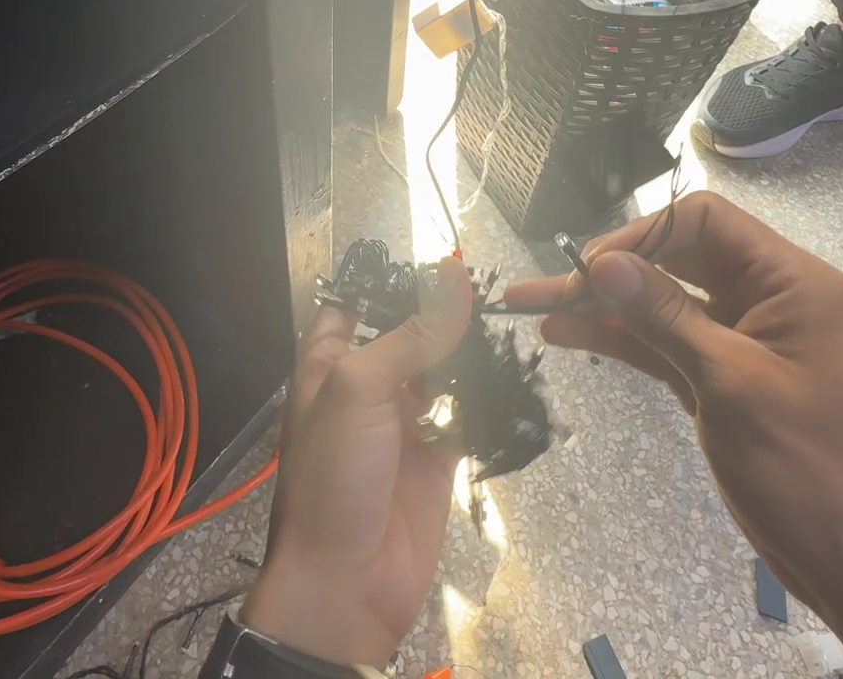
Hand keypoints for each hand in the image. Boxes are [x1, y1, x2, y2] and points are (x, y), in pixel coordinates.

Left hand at [242, 258, 474, 665]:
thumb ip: (413, 332)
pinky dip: (487, 398)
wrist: (346, 584)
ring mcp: (404, 419)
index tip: (439, 257)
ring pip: (443, 369)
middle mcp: (367, 383)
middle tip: (490, 290)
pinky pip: (467, 414)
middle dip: (445, 314)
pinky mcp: (439, 454)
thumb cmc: (335, 471)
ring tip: (507, 326)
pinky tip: (511, 377)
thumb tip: (454, 271)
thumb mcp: (361, 387)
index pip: (357, 300)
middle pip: (410, 332)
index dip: (391, 278)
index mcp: (331, 361)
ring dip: (470, 353)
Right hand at [504, 193, 842, 677]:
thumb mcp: (730, 383)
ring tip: (534, 307)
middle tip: (544, 291)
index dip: (642, 236)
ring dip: (603, 307)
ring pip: (662, 305)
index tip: (591, 268)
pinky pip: (664, 344)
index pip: (705, 223)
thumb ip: (663, 315)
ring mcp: (743, 342)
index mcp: (791, 283)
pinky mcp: (723, 380)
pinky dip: (621, 339)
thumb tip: (603, 261)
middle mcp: (767, 300)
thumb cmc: (811, 471)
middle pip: (676, 261)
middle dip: (609, 272)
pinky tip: (569, 334)